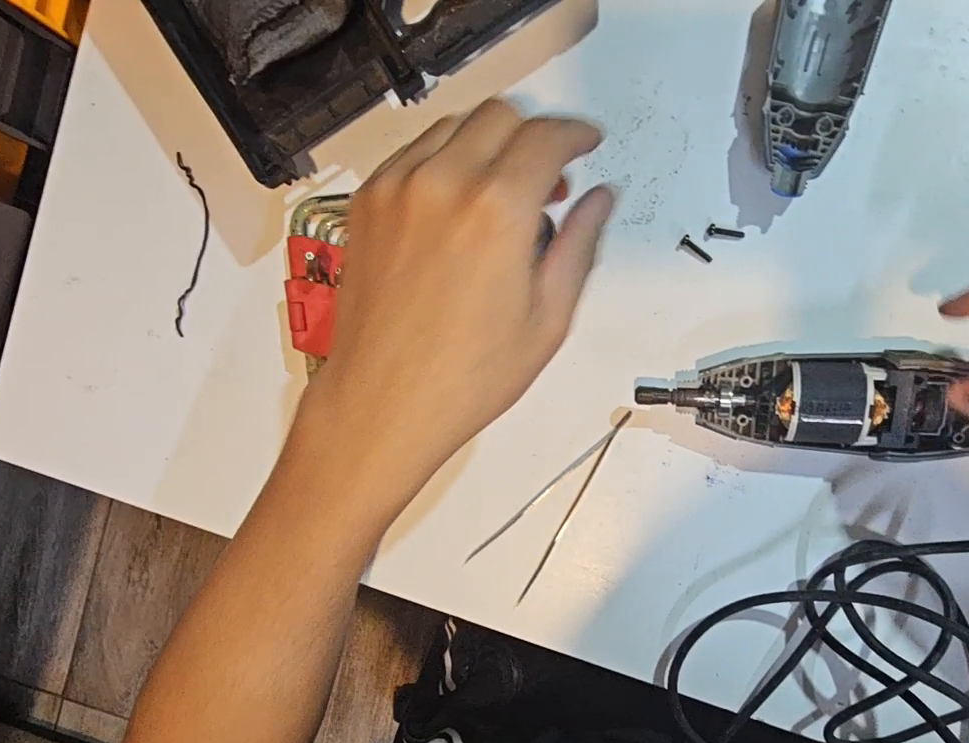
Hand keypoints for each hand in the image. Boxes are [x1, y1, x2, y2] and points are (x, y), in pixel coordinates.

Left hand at [299, 99, 615, 513]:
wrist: (385, 401)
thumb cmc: (463, 378)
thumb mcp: (548, 320)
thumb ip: (580, 245)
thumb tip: (600, 200)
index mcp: (496, 211)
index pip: (547, 137)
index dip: (576, 135)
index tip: (585, 143)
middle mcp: (443, 184)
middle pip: (501, 116)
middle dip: (535, 137)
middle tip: (551, 180)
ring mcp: (398, 188)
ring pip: (455, 125)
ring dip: (490, 144)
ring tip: (504, 197)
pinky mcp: (368, 202)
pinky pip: (414, 153)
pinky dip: (446, 161)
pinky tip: (459, 207)